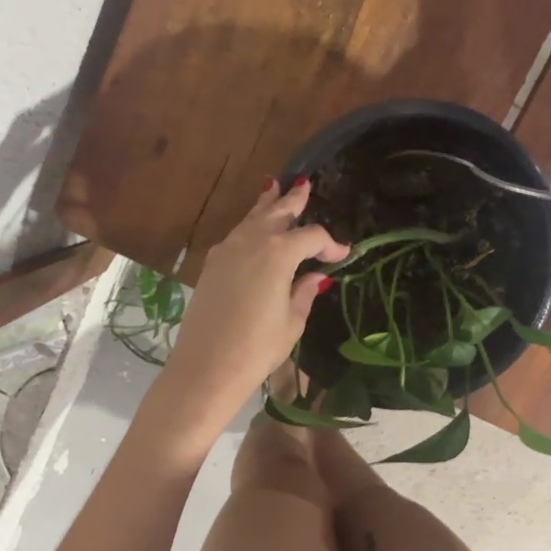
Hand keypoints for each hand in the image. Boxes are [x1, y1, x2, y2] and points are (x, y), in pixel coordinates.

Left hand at [161, 177, 348, 420]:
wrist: (206, 365)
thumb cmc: (257, 348)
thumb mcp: (291, 322)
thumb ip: (304, 293)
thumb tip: (316, 277)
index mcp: (279, 253)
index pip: (312, 237)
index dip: (330, 245)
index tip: (343, 256)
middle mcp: (251, 242)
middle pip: (276, 213)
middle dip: (292, 200)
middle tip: (303, 185)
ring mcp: (227, 250)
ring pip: (251, 220)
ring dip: (266, 207)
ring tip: (273, 191)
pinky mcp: (211, 265)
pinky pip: (236, 236)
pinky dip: (248, 227)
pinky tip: (252, 231)